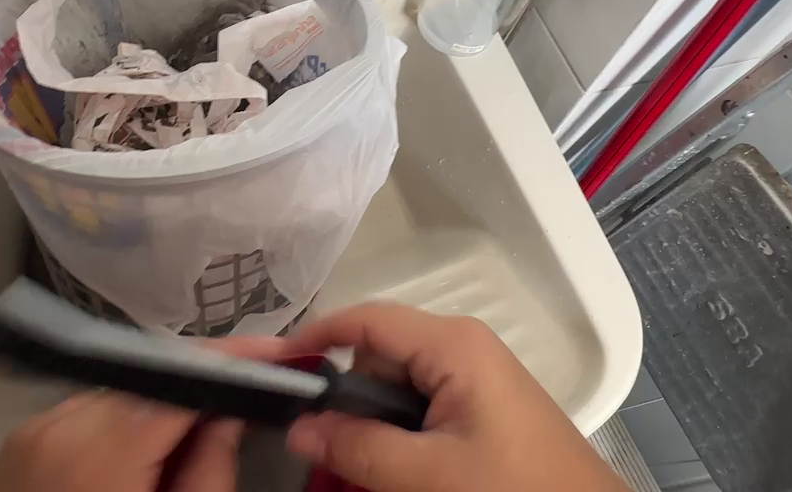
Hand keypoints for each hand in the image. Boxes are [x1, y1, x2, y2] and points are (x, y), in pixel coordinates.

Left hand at [0, 335, 292, 491]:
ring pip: (124, 388)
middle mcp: (64, 423)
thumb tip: (231, 413)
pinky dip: (127, 417)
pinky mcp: (21, 439)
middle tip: (252, 388)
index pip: (182, 378)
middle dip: (204, 378)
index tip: (278, 353)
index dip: (235, 358)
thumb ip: (210, 470)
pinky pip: (91, 408)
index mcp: (102, 455)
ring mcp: (36, 427)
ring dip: (165, 398)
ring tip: (203, 421)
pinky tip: (149, 444)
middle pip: (153, 376)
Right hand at [283, 304, 623, 491]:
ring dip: (372, 426)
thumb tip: (299, 427)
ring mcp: (473, 373)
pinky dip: (399, 437)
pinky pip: (421, 406)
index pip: (367, 318)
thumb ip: (361, 449)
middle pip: (379, 354)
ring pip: (397, 385)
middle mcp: (460, 344)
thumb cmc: (516, 491)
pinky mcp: (481, 403)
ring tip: (357, 473)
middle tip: (322, 452)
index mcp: (451, 343)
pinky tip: (392, 473)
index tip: (275, 369)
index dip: (317, 336)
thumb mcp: (431, 477)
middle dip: (347, 400)